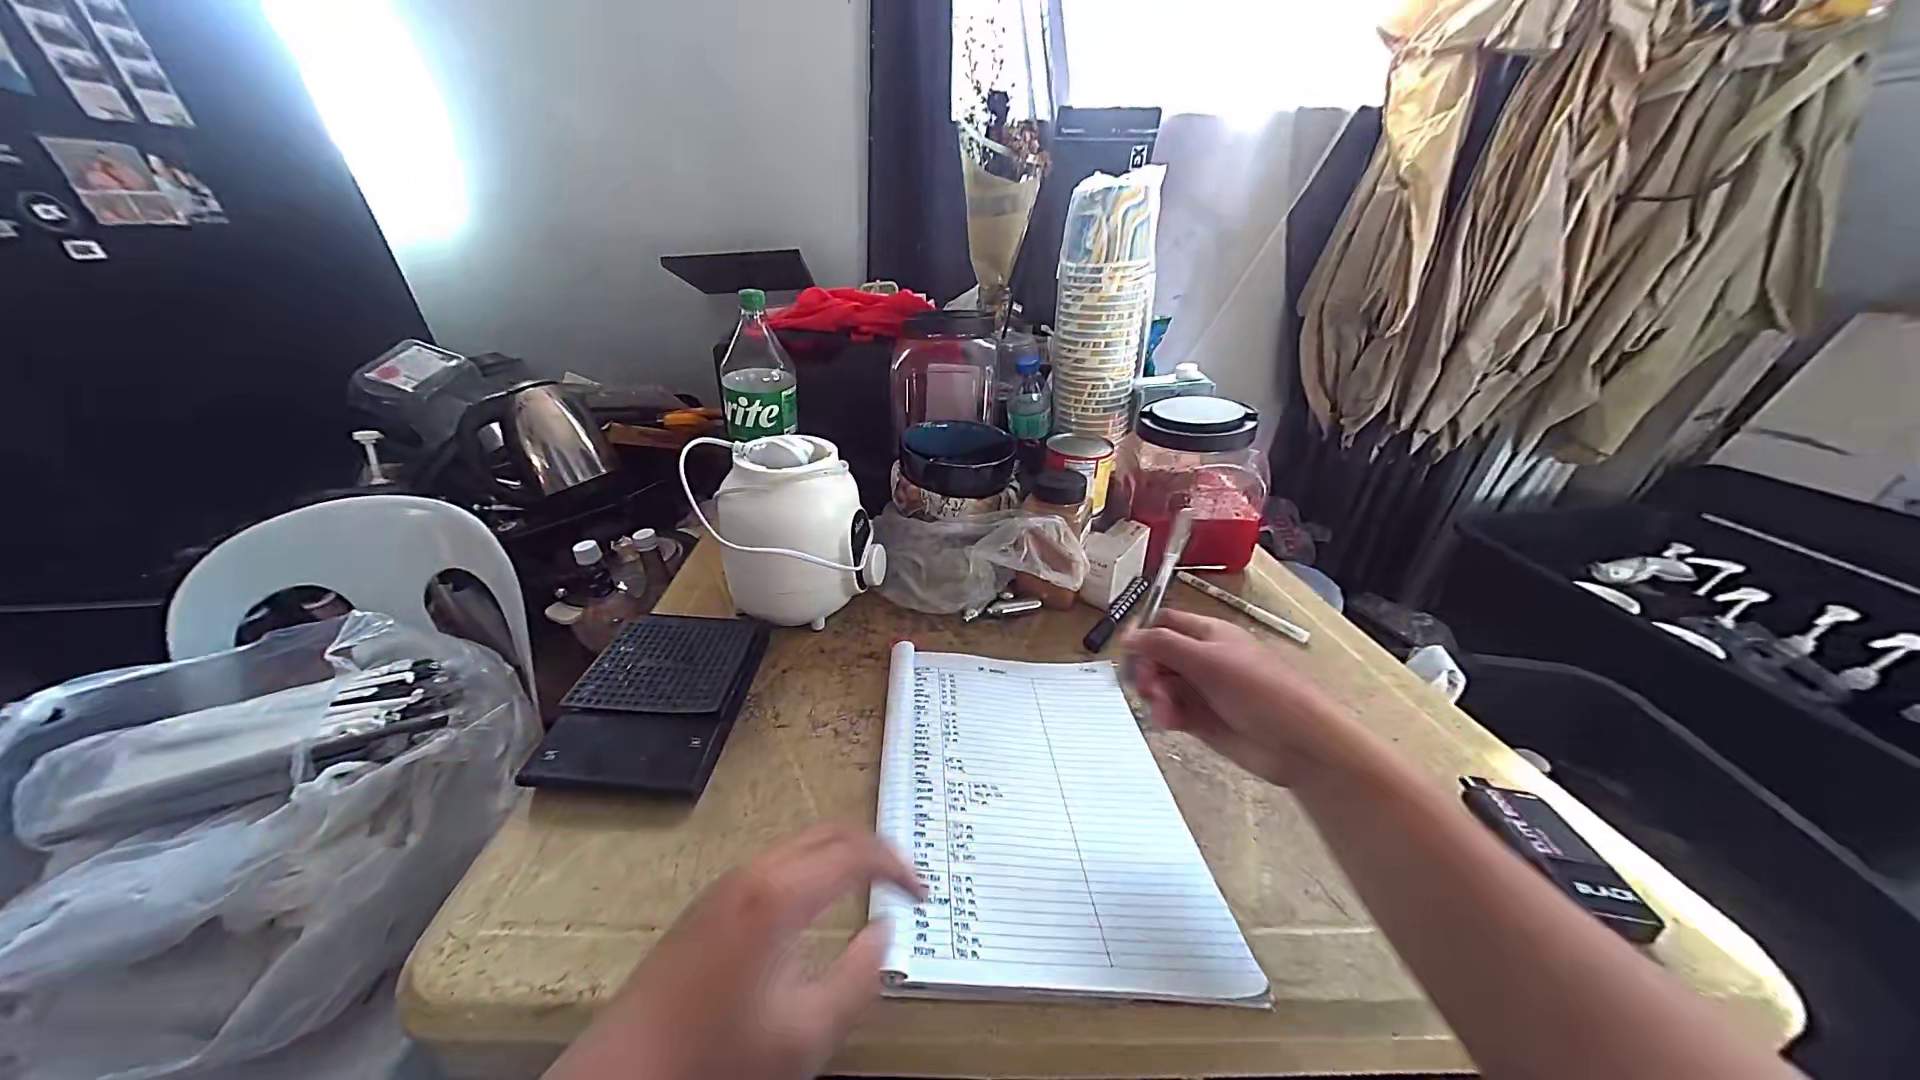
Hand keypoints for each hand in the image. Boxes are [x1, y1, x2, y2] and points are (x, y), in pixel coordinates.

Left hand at [543, 823, 923, 1079]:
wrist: (621, 1075)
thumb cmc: (717, 1059)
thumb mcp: (804, 1036)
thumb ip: (859, 978)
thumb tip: (885, 930)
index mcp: (781, 894)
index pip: (857, 853)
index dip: (898, 867)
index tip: (922, 895)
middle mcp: (756, 872)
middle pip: (830, 832)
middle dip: (875, 849)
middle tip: (903, 884)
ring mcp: (729, 881)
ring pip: (803, 843)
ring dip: (843, 855)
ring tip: (870, 888)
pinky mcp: (712, 899)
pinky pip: (779, 861)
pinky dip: (814, 866)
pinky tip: (818, 905)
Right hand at [1123, 610, 1365, 786]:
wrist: (1297, 741)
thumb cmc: (1259, 689)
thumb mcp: (1207, 659)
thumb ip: (1162, 645)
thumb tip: (1128, 635)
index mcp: (1207, 634)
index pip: (1165, 623)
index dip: (1144, 633)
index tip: (1127, 651)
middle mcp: (1203, 659)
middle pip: (1157, 657)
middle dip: (1147, 670)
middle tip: (1148, 687)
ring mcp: (1202, 690)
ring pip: (1161, 686)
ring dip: (1156, 696)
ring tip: (1166, 710)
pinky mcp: (1202, 719)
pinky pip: (1172, 711)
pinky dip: (1166, 715)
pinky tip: (1171, 722)